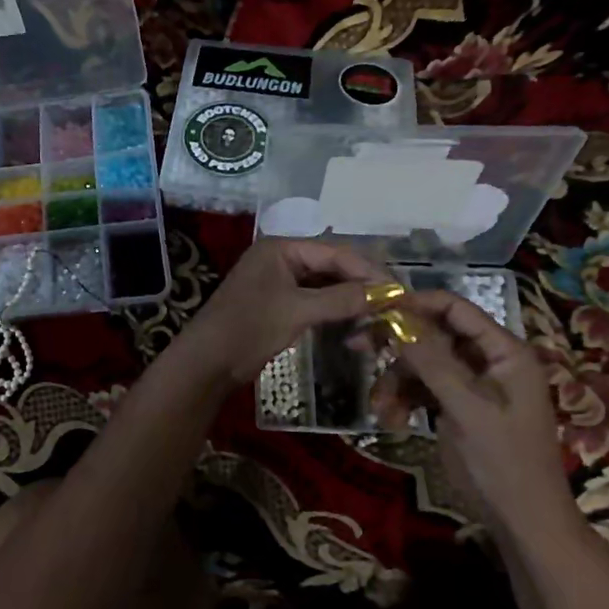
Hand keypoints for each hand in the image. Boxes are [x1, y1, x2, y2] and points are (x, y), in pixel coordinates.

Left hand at [180, 239, 381, 384]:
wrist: (209, 360)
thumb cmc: (249, 327)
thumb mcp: (297, 310)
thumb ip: (340, 299)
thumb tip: (385, 293)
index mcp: (281, 248)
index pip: (335, 252)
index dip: (369, 271)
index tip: (400, 291)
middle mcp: (281, 258)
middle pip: (332, 266)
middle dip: (362, 286)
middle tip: (396, 306)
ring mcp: (279, 282)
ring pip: (326, 285)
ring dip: (351, 301)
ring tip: (381, 317)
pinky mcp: (279, 304)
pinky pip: (315, 301)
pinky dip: (335, 312)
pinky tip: (357, 325)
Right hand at [375, 291, 572, 530]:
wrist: (520, 517)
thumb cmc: (504, 460)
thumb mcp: (467, 408)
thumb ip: (433, 362)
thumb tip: (397, 320)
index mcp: (504, 352)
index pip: (456, 310)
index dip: (415, 304)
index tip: (373, 310)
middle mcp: (487, 360)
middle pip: (432, 335)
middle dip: (396, 345)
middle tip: (357, 346)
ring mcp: (470, 384)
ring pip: (420, 364)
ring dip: (394, 382)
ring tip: (379, 407)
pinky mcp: (454, 405)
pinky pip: (420, 389)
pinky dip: (401, 400)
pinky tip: (390, 420)